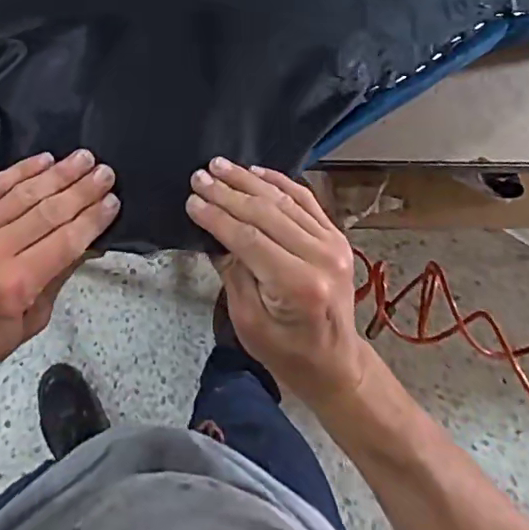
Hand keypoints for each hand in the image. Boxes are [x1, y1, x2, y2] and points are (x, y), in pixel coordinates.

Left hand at [0, 150, 119, 407]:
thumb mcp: (29, 325)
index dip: (93, 218)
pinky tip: (43, 160)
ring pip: (23, 193)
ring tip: (82, 158)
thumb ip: (58, 278)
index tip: (113, 199)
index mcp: (15, 285)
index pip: (66, 241)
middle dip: (82, 190)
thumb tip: (87, 241)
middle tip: (106, 171)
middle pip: (48, 211)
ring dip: (57, 173)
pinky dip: (19, 171)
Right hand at [185, 157, 373, 407]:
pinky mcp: (336, 236)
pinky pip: (305, 199)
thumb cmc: (287, 352)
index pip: (249, 238)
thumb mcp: (248, 321)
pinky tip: (255, 170)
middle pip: (265, 213)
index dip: (217, 217)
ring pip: (283, 200)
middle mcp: (321, 257)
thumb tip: (212, 233)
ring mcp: (333, 243)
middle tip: (198, 177)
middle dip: (227, 193)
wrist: (336, 364)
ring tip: (219, 165)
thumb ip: (232, 272)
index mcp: (299, 285)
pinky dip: (279, 181)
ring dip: (247, 180)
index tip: (192, 201)